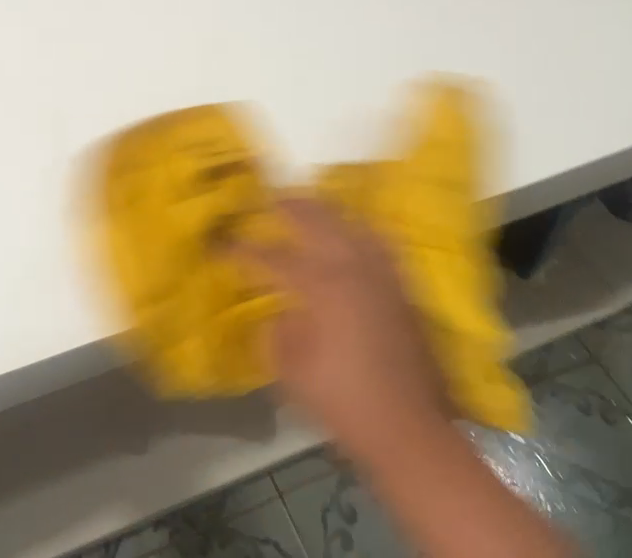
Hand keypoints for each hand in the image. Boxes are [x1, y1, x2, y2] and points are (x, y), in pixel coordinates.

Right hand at [237, 196, 447, 443]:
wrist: (409, 429)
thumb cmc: (342, 400)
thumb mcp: (291, 368)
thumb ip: (278, 328)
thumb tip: (277, 308)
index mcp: (321, 285)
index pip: (272, 256)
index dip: (243, 250)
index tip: (222, 246)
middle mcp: (353, 268)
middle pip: (316, 220)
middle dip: (287, 208)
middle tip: (266, 202)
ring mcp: (383, 275)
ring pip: (352, 224)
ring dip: (325, 212)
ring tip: (307, 208)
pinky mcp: (403, 288)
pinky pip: (379, 243)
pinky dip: (358, 231)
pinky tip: (351, 234)